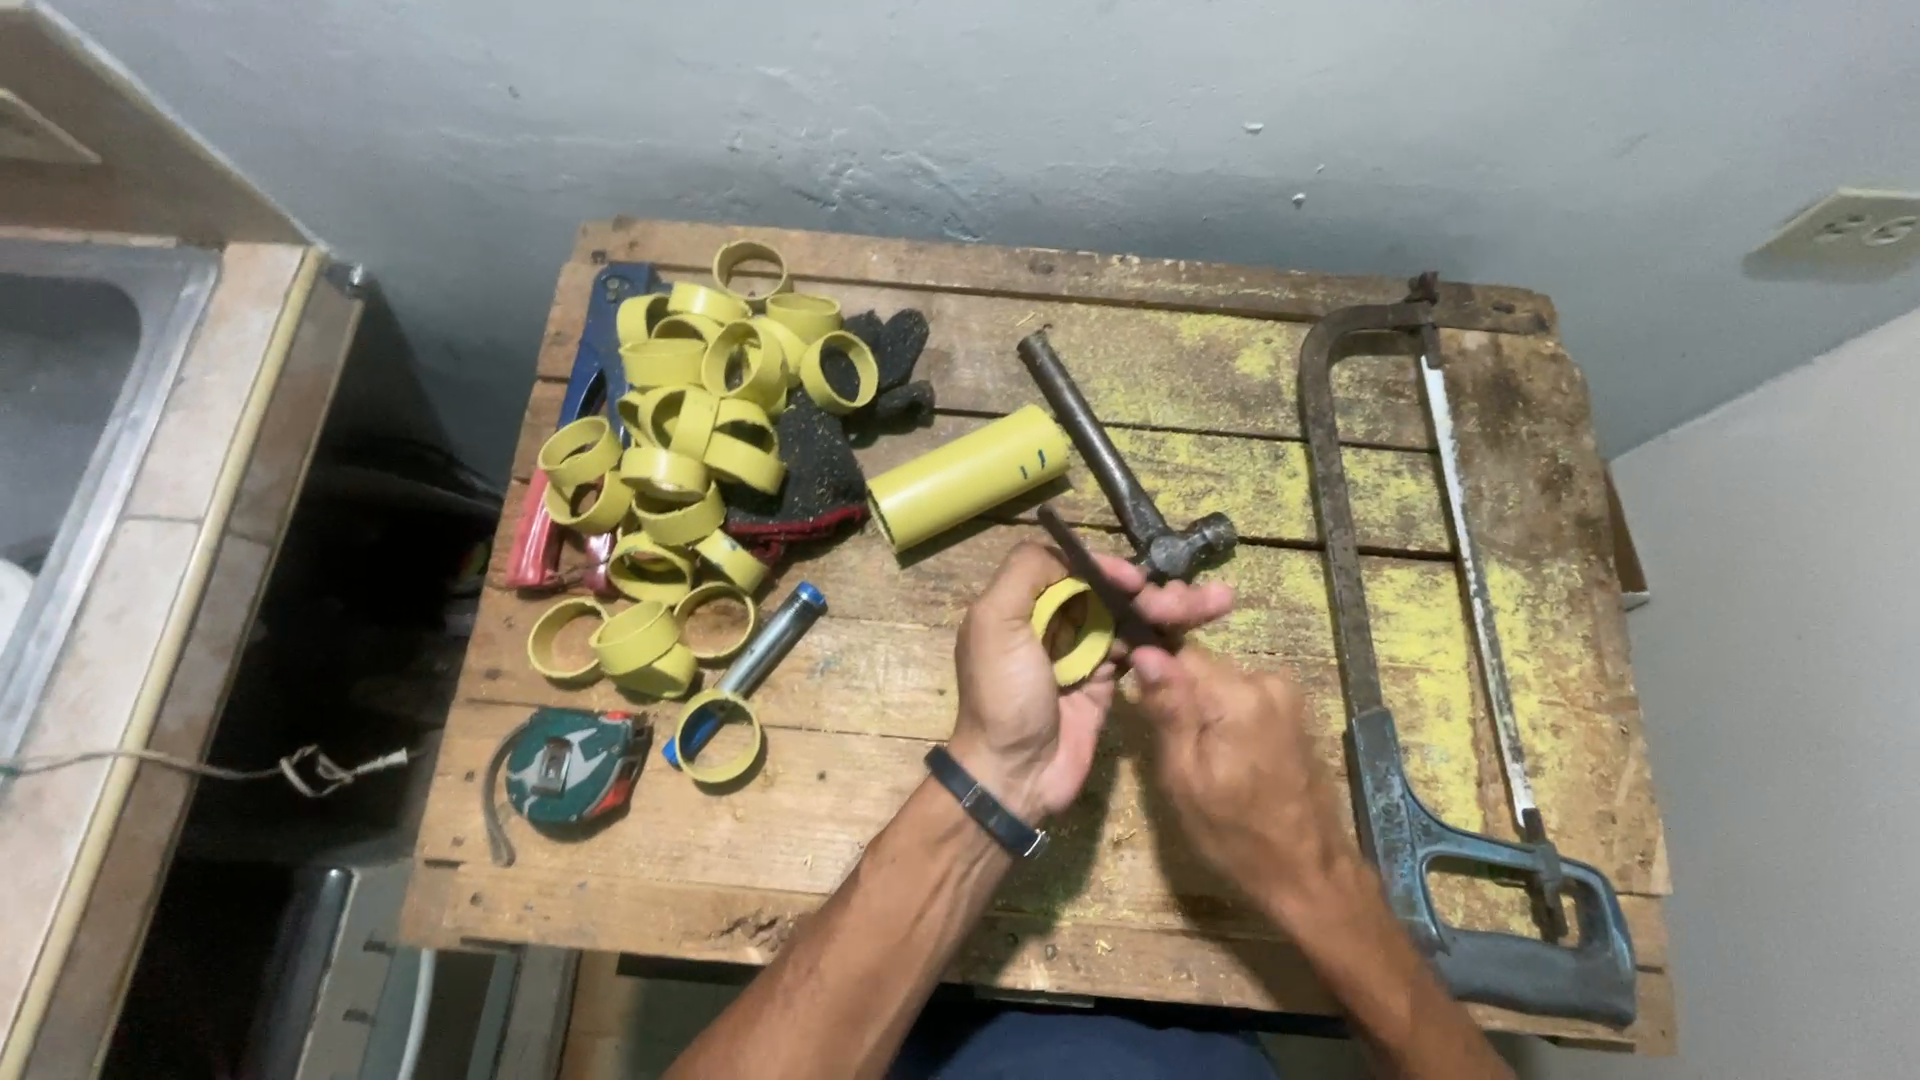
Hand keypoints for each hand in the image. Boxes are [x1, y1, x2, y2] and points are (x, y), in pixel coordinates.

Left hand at [949, 542, 1232, 821]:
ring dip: (1169, 611)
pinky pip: (1139, 653)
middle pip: (1108, 592)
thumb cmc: (1003, 695)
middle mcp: (1053, 622)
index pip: (1073, 568)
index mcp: (1023, 603)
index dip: (1107, 568)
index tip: (1136, 580)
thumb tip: (1072, 555)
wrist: (1014, 774)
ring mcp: (1081, 653)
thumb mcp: (994, 623)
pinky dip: (1162, 644)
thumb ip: (1025, 573)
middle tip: (1188, 601)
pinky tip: (1188, 638)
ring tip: (1214, 605)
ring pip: (1130, 619)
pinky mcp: (1105, 683)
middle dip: (1150, 591)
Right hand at [1131, 645, 1357, 921]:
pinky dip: (1227, 719)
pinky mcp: (1295, 713)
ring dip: (1204, 710)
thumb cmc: (1236, 834)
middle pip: (1201, 668)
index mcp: (1238, 694)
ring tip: (1201, 758)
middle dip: (1181, 697)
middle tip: (1175, 748)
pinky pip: (1243, 698)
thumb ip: (1167, 708)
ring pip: (1221, 684)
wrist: (1310, 873)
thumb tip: (1143, 650)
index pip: (1178, 653)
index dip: (1155, 676)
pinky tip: (1228, 758)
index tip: (1145, 710)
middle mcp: (1268, 681)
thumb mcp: (1184, 777)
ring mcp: (1288, 696)